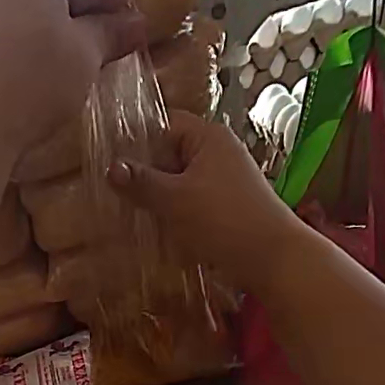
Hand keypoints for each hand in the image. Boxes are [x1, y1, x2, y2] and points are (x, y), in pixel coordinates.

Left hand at [0, 0, 145, 157]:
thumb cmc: (35, 83)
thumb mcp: (86, 55)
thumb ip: (113, 33)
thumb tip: (138, 24)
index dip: (121, 2)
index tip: (138, 34)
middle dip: (94, 13)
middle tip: (116, 48)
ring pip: (42, 1)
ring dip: (71, 26)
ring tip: (89, 60)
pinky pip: (22, 19)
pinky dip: (46, 36)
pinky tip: (58, 65)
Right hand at [108, 111, 318, 292]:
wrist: (273, 259)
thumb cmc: (223, 221)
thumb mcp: (175, 200)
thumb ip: (141, 183)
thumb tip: (110, 167)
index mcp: (208, 137)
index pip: (163, 125)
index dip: (137, 141)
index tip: (112, 163)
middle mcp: (219, 154)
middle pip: (172, 156)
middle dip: (146, 175)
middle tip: (115, 193)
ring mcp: (227, 183)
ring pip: (182, 184)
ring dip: (161, 199)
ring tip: (132, 214)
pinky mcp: (230, 210)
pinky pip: (195, 205)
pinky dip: (178, 216)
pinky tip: (159, 232)